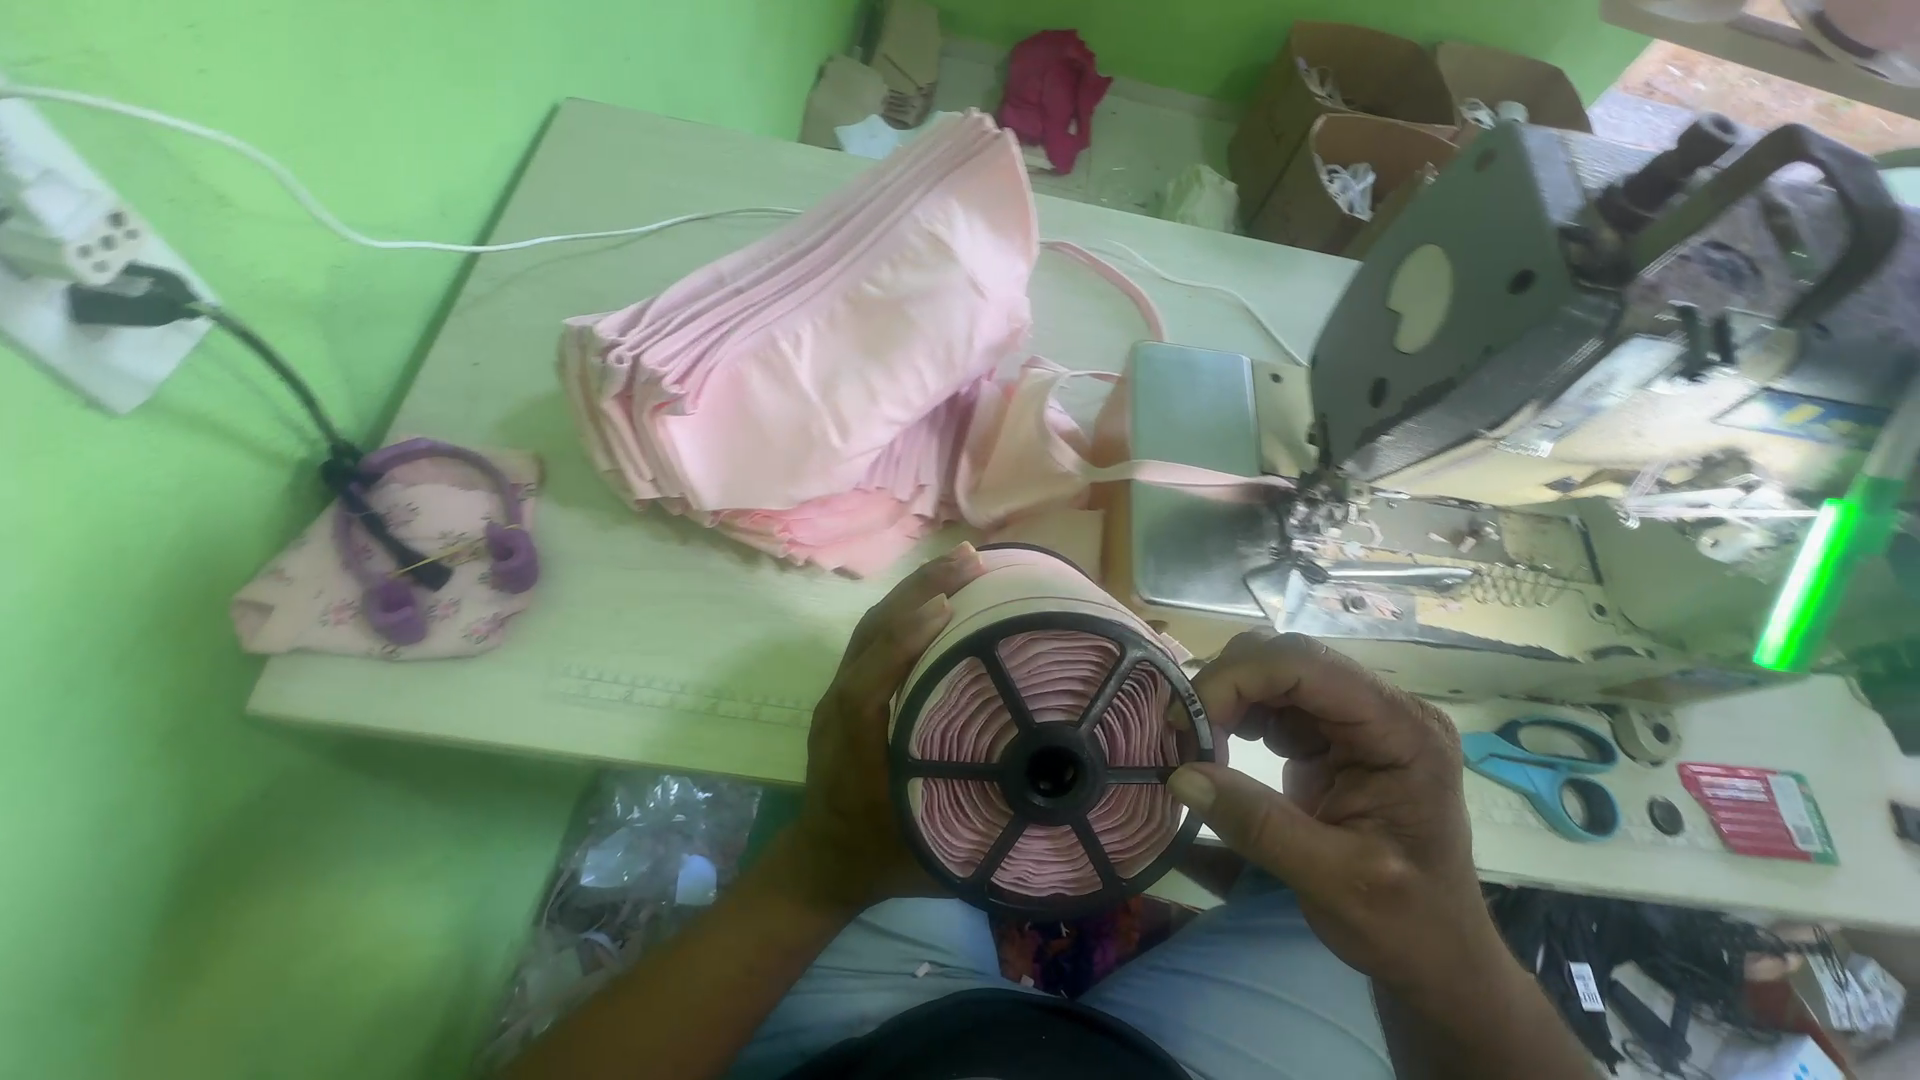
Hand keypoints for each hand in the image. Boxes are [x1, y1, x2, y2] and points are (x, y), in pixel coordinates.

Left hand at [781, 543, 986, 913]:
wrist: (822, 862)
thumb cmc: (882, 858)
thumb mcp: (933, 852)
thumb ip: (980, 827)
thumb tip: (1048, 796)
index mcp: (856, 751)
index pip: (870, 684)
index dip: (903, 642)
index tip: (946, 608)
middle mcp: (840, 712)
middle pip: (870, 636)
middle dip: (917, 592)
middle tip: (970, 560)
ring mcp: (838, 697)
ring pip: (871, 628)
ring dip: (914, 590)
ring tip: (961, 564)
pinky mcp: (846, 691)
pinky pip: (873, 637)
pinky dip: (906, 607)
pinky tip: (940, 595)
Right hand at [1168, 632, 1506, 997]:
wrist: (1435, 955)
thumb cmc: (1404, 924)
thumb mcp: (1333, 882)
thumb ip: (1259, 825)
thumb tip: (1180, 774)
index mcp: (1403, 731)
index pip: (1307, 665)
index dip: (1237, 679)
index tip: (1187, 725)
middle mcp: (1384, 710)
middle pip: (1286, 657)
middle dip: (1225, 687)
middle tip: (1184, 740)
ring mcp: (1358, 720)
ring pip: (1272, 671)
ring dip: (1225, 701)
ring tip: (1197, 750)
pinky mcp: (1334, 736)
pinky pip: (1272, 702)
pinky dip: (1235, 718)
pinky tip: (1219, 754)